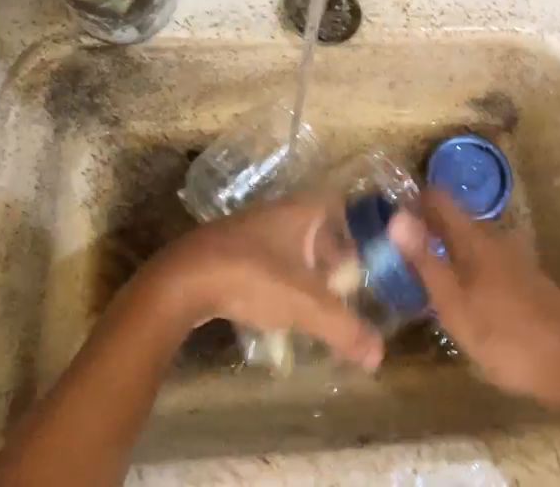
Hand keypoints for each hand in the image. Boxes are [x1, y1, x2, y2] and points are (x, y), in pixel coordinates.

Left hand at [142, 195, 383, 370]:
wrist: (180, 281)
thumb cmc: (252, 277)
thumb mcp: (306, 304)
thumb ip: (344, 328)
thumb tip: (378, 356)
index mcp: (300, 210)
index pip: (338, 204)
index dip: (355, 226)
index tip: (366, 255)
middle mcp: (275, 212)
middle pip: (313, 226)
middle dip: (329, 254)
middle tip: (344, 285)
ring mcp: (246, 230)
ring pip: (286, 244)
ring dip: (301, 268)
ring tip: (313, 300)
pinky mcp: (223, 251)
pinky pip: (262, 259)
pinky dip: (274, 278)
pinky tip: (274, 306)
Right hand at [389, 190, 559, 412]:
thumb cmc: (507, 337)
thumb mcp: (455, 305)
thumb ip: (425, 260)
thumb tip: (396, 215)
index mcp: (476, 239)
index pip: (439, 199)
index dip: (413, 199)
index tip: (386, 212)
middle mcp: (497, 240)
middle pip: (456, 220)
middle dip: (427, 227)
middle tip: (396, 248)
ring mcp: (516, 260)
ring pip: (472, 243)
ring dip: (447, 249)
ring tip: (422, 273)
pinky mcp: (528, 282)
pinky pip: (486, 262)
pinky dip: (466, 268)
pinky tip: (460, 295)